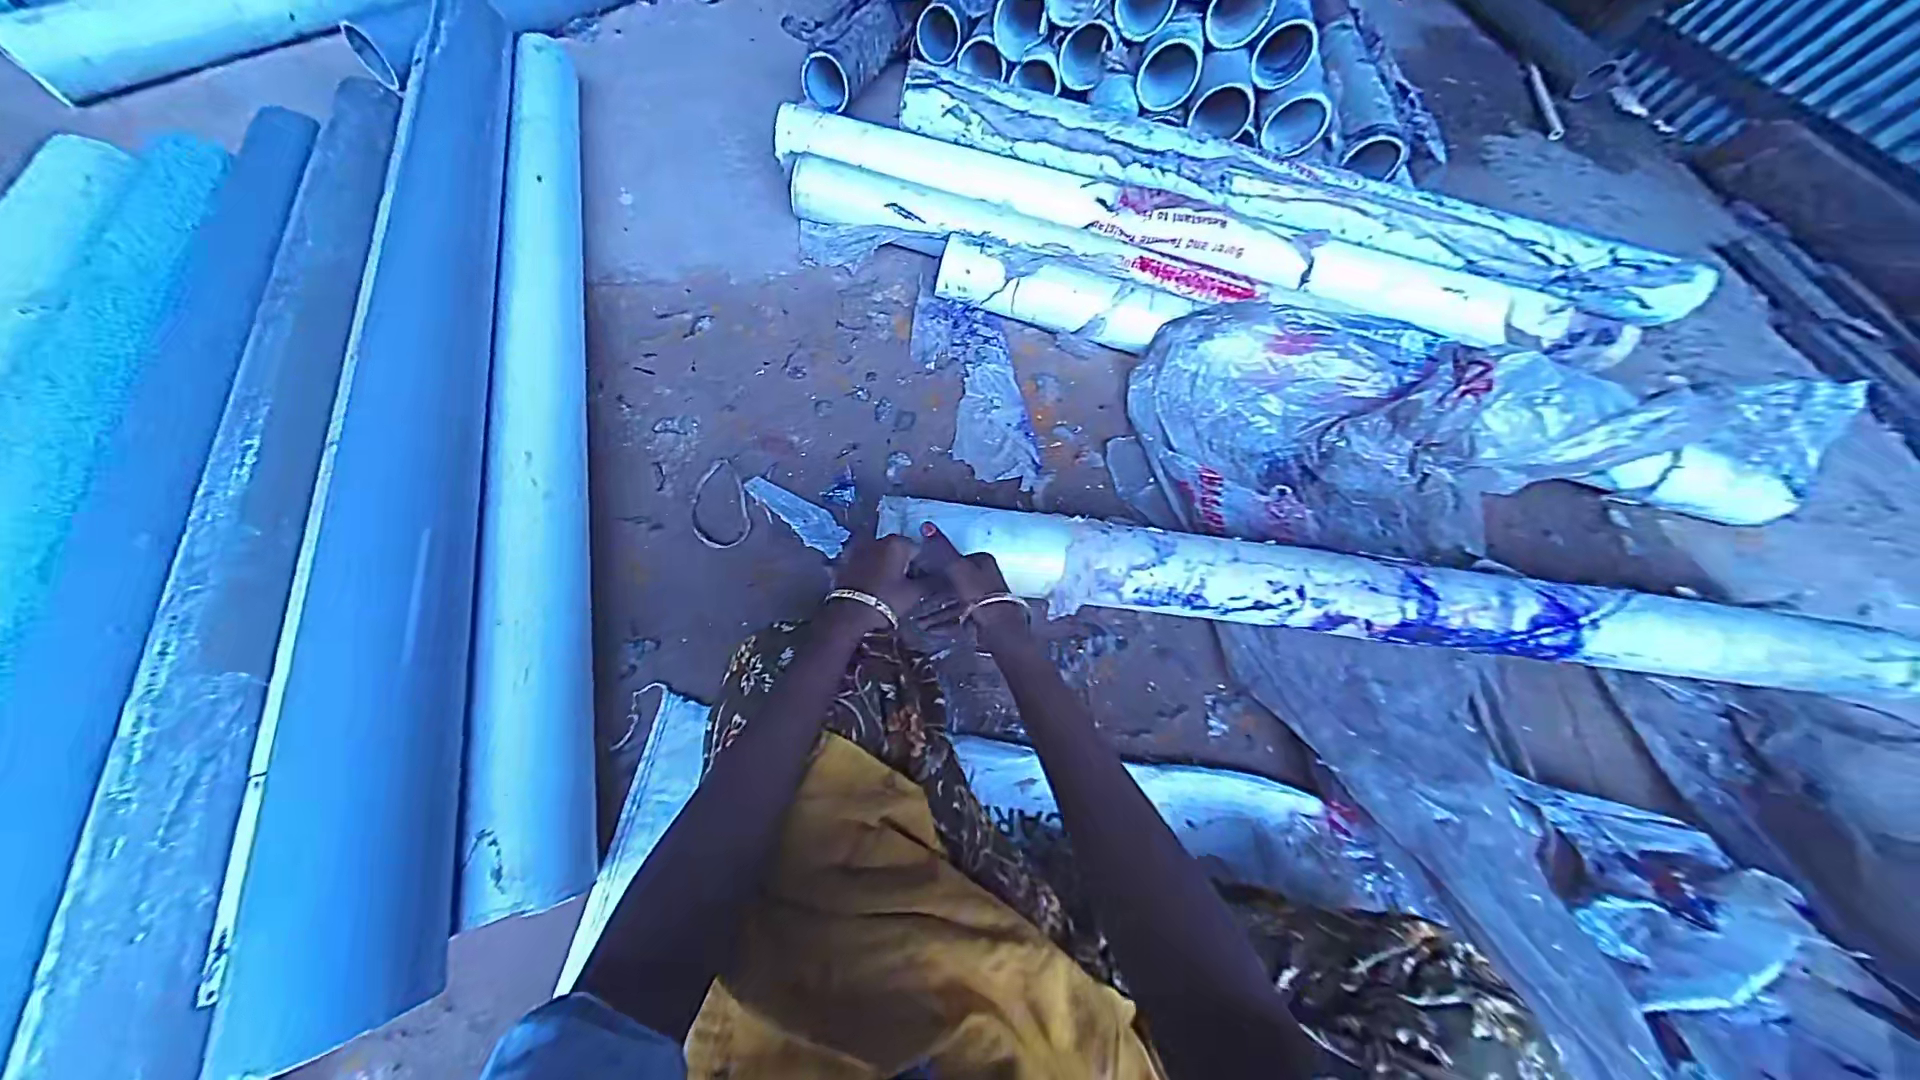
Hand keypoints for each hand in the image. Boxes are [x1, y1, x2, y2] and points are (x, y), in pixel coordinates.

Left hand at [826, 533, 926, 632]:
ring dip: (888, 566)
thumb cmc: (886, 600)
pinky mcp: (846, 561)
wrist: (849, 614)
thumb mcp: (914, 593)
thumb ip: (931, 581)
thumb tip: (945, 576)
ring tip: (891, 586)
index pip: (920, 550)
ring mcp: (859, 548)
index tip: (924, 581)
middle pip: (899, 550)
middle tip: (909, 585)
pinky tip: (875, 585)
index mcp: (897, 543)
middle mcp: (878, 540)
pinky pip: (866, 562)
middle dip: (905, 564)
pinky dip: (872, 569)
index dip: (924, 566)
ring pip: (881, 555)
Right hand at [913, 522, 1030, 650]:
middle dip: (933, 595)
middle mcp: (986, 578)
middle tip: (915, 603)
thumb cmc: (978, 593)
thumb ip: (942, 549)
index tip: (919, 577)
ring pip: (955, 603)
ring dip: (937, 612)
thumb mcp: (956, 568)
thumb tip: (927, 525)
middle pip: (954, 584)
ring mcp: (984, 600)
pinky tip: (930, 630)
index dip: (936, 568)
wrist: (998, 626)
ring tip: (919, 621)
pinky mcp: (982, 619)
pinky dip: (945, 623)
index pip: (956, 561)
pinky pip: (959, 618)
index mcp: (983, 562)